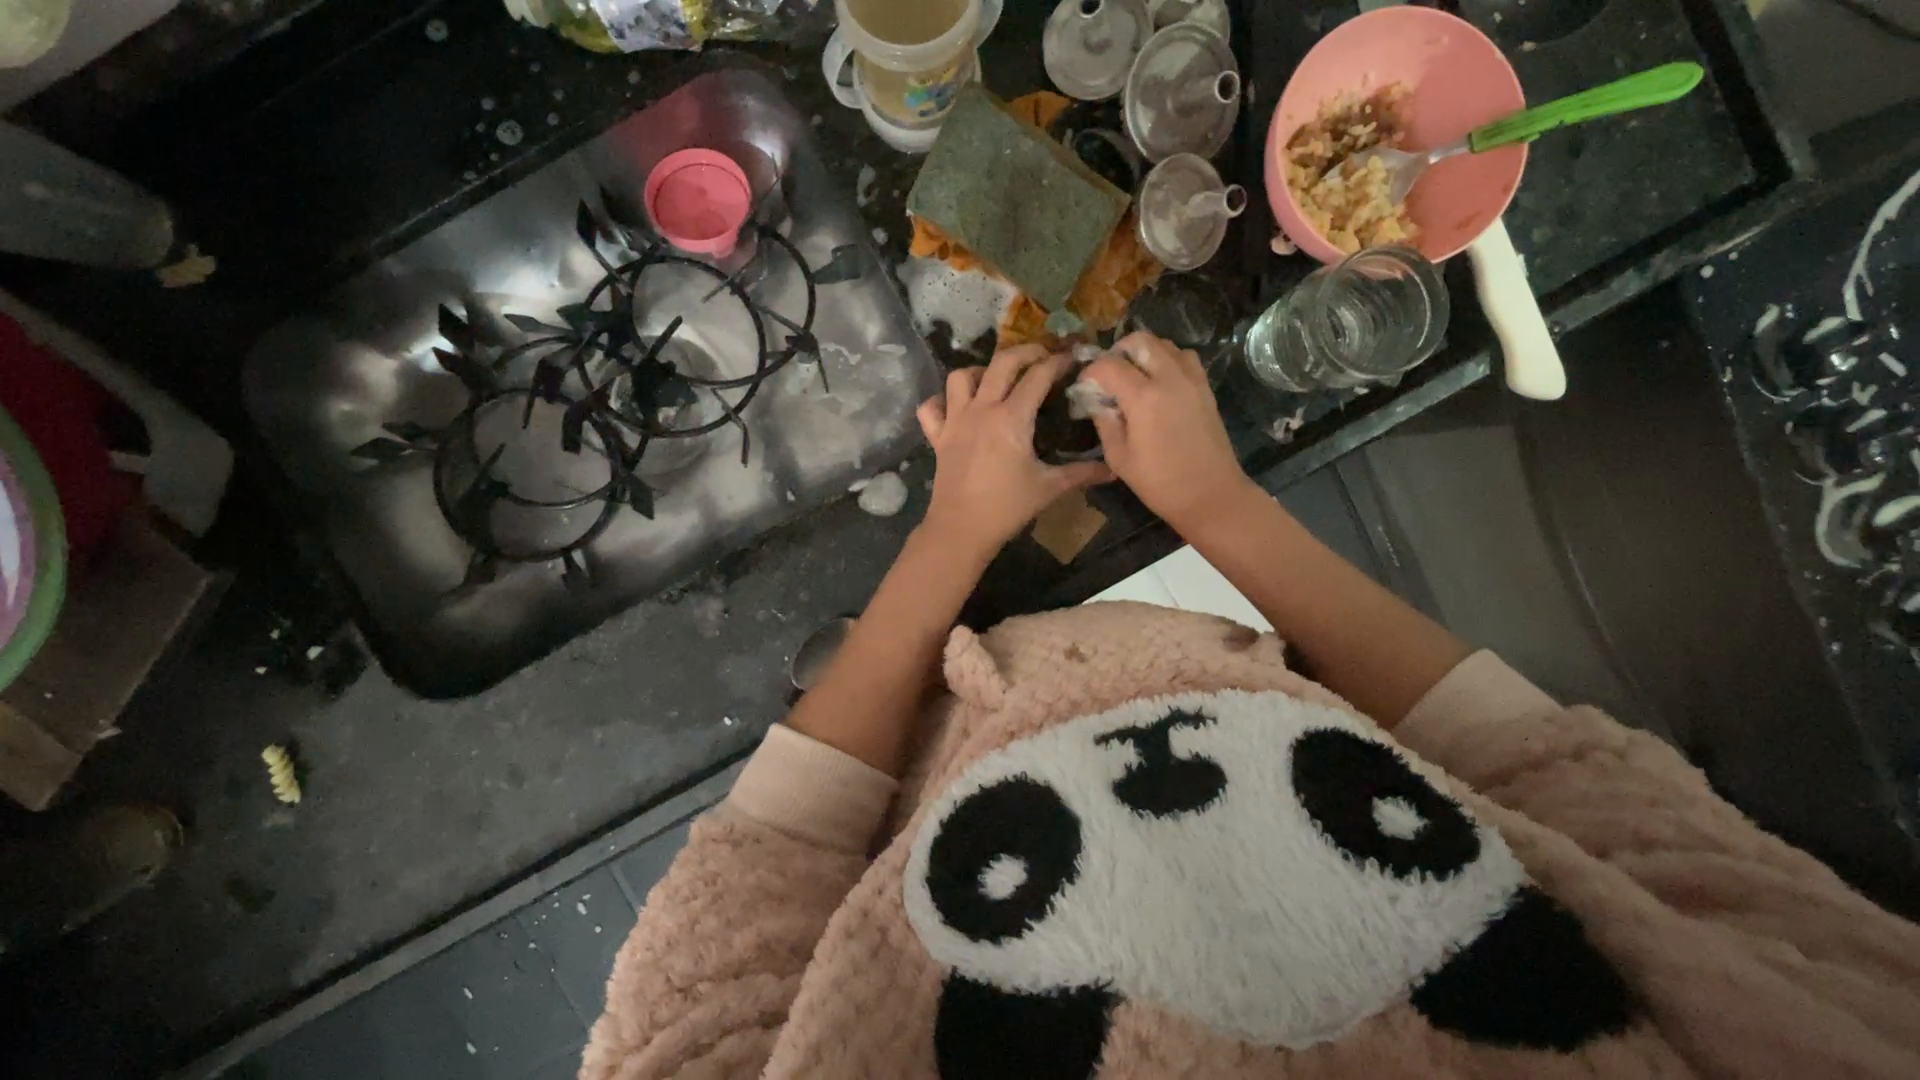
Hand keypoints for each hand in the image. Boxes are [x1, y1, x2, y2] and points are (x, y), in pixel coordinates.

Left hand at [917, 345, 1113, 556]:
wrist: (961, 529)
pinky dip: (941, 401)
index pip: (1038, 376)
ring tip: (996, 380)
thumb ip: (1081, 473)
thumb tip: (1112, 470)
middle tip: (1041, 357)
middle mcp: (982, 409)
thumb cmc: (1007, 507)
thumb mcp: (1049, 488)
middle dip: (1025, 352)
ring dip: (981, 371)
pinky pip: (931, 408)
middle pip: (1001, 363)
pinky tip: (956, 407)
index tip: (1071, 360)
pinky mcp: (938, 437)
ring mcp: (955, 421)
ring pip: (961, 377)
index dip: (1057, 363)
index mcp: (1012, 418)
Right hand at [1084, 331, 1253, 529]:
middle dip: (1118, 351)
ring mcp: (1192, 380)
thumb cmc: (1160, 483)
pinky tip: (1160, 383)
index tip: (1084, 386)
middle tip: (1110, 373)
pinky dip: (1168, 360)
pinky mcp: (1206, 388)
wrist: (1211, 495)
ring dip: (1145, 353)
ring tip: (1135, 375)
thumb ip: (1105, 423)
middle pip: (1140, 341)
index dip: (1090, 372)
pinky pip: (1185, 358)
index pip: (1108, 365)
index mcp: (1143, 397)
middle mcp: (1169, 378)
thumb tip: (1096, 402)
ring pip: (1165, 344)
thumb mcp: (1119, 458)